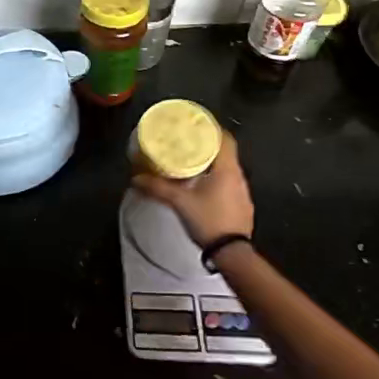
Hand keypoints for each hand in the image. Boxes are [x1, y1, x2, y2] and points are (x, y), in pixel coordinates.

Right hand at [131, 131, 254, 246]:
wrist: (232, 252)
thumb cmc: (208, 220)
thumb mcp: (180, 203)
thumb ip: (158, 188)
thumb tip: (135, 179)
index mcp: (227, 169)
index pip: (225, 139)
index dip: (212, 129)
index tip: (197, 126)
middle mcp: (239, 176)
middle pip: (226, 153)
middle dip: (208, 146)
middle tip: (188, 144)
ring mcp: (243, 192)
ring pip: (228, 169)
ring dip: (213, 164)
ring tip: (193, 164)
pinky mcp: (242, 206)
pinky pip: (230, 184)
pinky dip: (217, 179)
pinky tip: (204, 187)